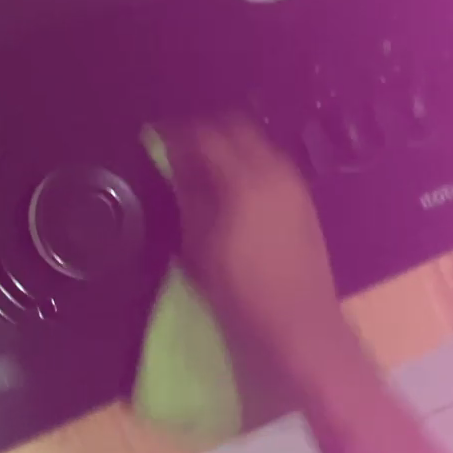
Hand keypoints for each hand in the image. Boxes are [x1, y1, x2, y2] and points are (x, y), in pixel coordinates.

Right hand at [163, 116, 350, 366]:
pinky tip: (224, 183)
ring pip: (254, 143)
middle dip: (202, 130)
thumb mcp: (198, 241)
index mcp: (244, 179)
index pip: (205, 134)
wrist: (297, 324)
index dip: (175, 131)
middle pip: (235, 128)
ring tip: (194, 162)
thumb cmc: (237, 287)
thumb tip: (172, 158)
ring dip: (224, 144)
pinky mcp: (301, 200)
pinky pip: (267, 162)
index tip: (151, 136)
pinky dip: (242, 160)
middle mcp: (274, 171)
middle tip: (172, 144)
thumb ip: (187, 192)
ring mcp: (293, 184)